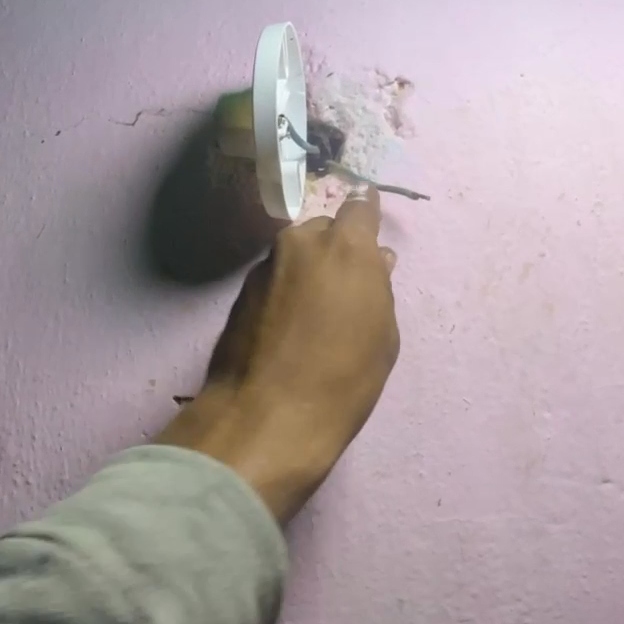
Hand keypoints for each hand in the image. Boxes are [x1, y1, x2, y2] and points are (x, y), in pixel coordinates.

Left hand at [156, 188, 400, 522]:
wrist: (266, 416)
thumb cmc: (344, 379)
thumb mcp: (383, 336)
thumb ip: (379, 286)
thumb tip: (377, 260)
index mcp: (345, 246)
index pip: (360, 207)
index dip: (367, 215)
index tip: (372, 224)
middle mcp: (301, 243)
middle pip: (324, 230)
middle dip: (335, 248)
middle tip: (345, 286)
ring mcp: (265, 265)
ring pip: (295, 254)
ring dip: (307, 270)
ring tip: (315, 313)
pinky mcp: (240, 291)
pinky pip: (274, 278)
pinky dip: (284, 290)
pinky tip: (288, 326)